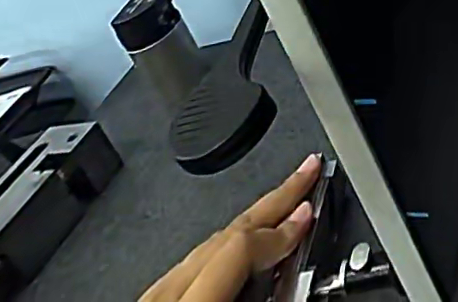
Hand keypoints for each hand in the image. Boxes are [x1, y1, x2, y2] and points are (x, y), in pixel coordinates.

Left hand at [140, 153, 322, 301]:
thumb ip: (262, 293)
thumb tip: (293, 265)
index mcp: (187, 301)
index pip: (240, 246)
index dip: (282, 228)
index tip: (309, 212)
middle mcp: (165, 294)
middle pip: (225, 231)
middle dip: (276, 197)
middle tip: (308, 169)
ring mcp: (150, 295)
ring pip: (208, 240)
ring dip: (255, 213)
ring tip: (286, 195)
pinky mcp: (148, 298)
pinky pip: (191, 258)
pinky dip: (226, 239)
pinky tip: (244, 234)